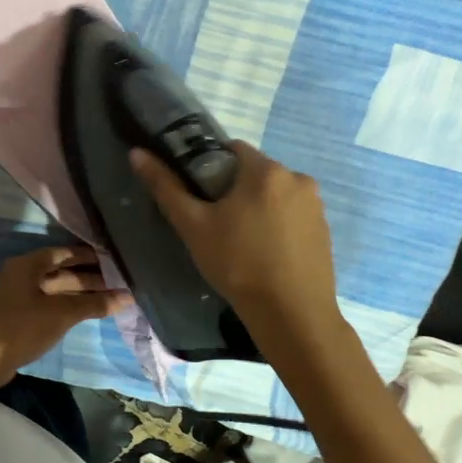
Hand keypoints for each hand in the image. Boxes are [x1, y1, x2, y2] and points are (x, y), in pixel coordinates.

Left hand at [0, 247, 128, 389]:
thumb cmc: (23, 326)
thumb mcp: (61, 313)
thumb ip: (93, 304)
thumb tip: (126, 297)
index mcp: (25, 265)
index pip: (60, 253)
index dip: (86, 255)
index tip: (112, 259)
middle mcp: (20, 275)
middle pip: (58, 271)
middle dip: (87, 276)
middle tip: (119, 281)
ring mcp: (18, 295)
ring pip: (54, 288)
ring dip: (79, 292)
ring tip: (111, 298)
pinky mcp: (18, 313)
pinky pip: (48, 302)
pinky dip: (67, 305)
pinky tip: (87, 312)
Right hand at [128, 141, 340, 344]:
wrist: (292, 313)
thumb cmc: (237, 262)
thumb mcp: (192, 223)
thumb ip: (164, 186)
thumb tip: (136, 153)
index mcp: (267, 171)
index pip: (231, 148)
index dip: (207, 164)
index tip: (196, 192)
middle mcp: (298, 180)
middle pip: (253, 170)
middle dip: (231, 186)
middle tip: (211, 218)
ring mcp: (316, 206)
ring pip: (272, 193)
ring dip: (253, 204)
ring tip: (235, 237)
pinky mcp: (325, 230)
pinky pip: (290, 213)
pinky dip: (273, 222)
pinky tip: (260, 249)